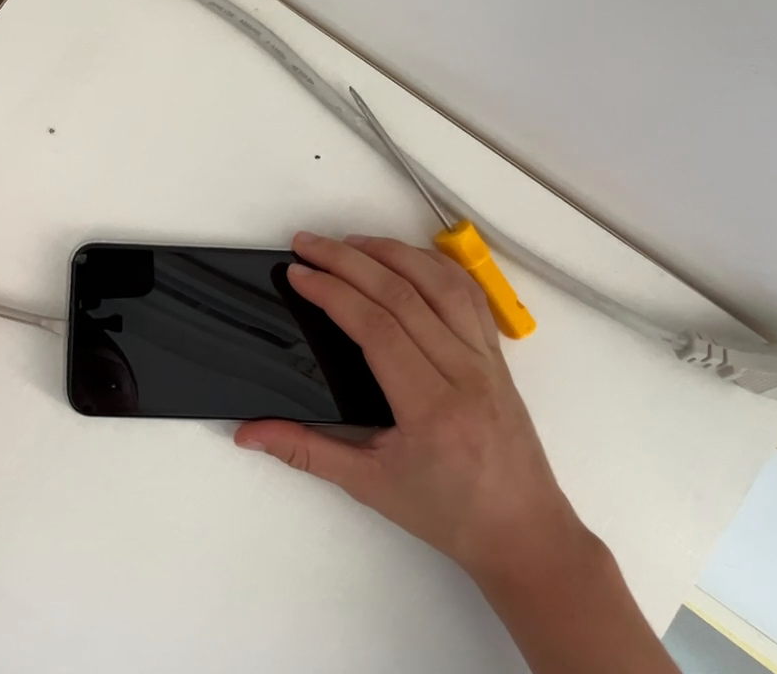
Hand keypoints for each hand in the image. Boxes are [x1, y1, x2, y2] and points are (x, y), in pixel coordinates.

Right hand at [235, 232, 585, 585]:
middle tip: (308, 244)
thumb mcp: (368, 485)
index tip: (300, 274)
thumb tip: (251, 433)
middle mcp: (466, 375)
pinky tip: (407, 258)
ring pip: (441, 283)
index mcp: (432, 408)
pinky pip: (469, 295)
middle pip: (403, 293)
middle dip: (347, 259)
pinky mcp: (497, 357)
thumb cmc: (453, 513)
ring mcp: (487, 361)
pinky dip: (435, 265)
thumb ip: (304, 451)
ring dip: (392, 252)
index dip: (332, 291)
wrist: (524, 535)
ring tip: (350, 241)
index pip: (376, 327)